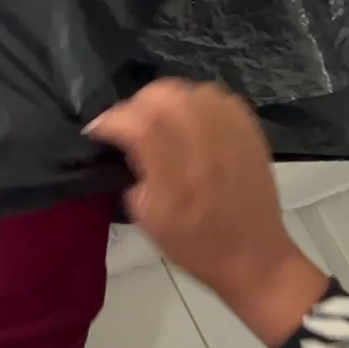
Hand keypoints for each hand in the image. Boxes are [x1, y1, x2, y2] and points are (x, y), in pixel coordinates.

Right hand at [87, 79, 327, 347]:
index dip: (109, 121)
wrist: (252, 256)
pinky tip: (188, 117)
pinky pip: (217, 96)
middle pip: (162, 97)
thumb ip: (132, 173)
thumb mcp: (146, 217)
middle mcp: (204, 149)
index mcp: (174, 177)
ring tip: (156, 118)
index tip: (96, 131)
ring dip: (163, 99)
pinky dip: (195, 100)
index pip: (136, 125)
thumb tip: (124, 145)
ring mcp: (231, 136)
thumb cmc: (192, 245)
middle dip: (134, 105)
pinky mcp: (249, 131)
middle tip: (126, 125)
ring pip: (189, 91)